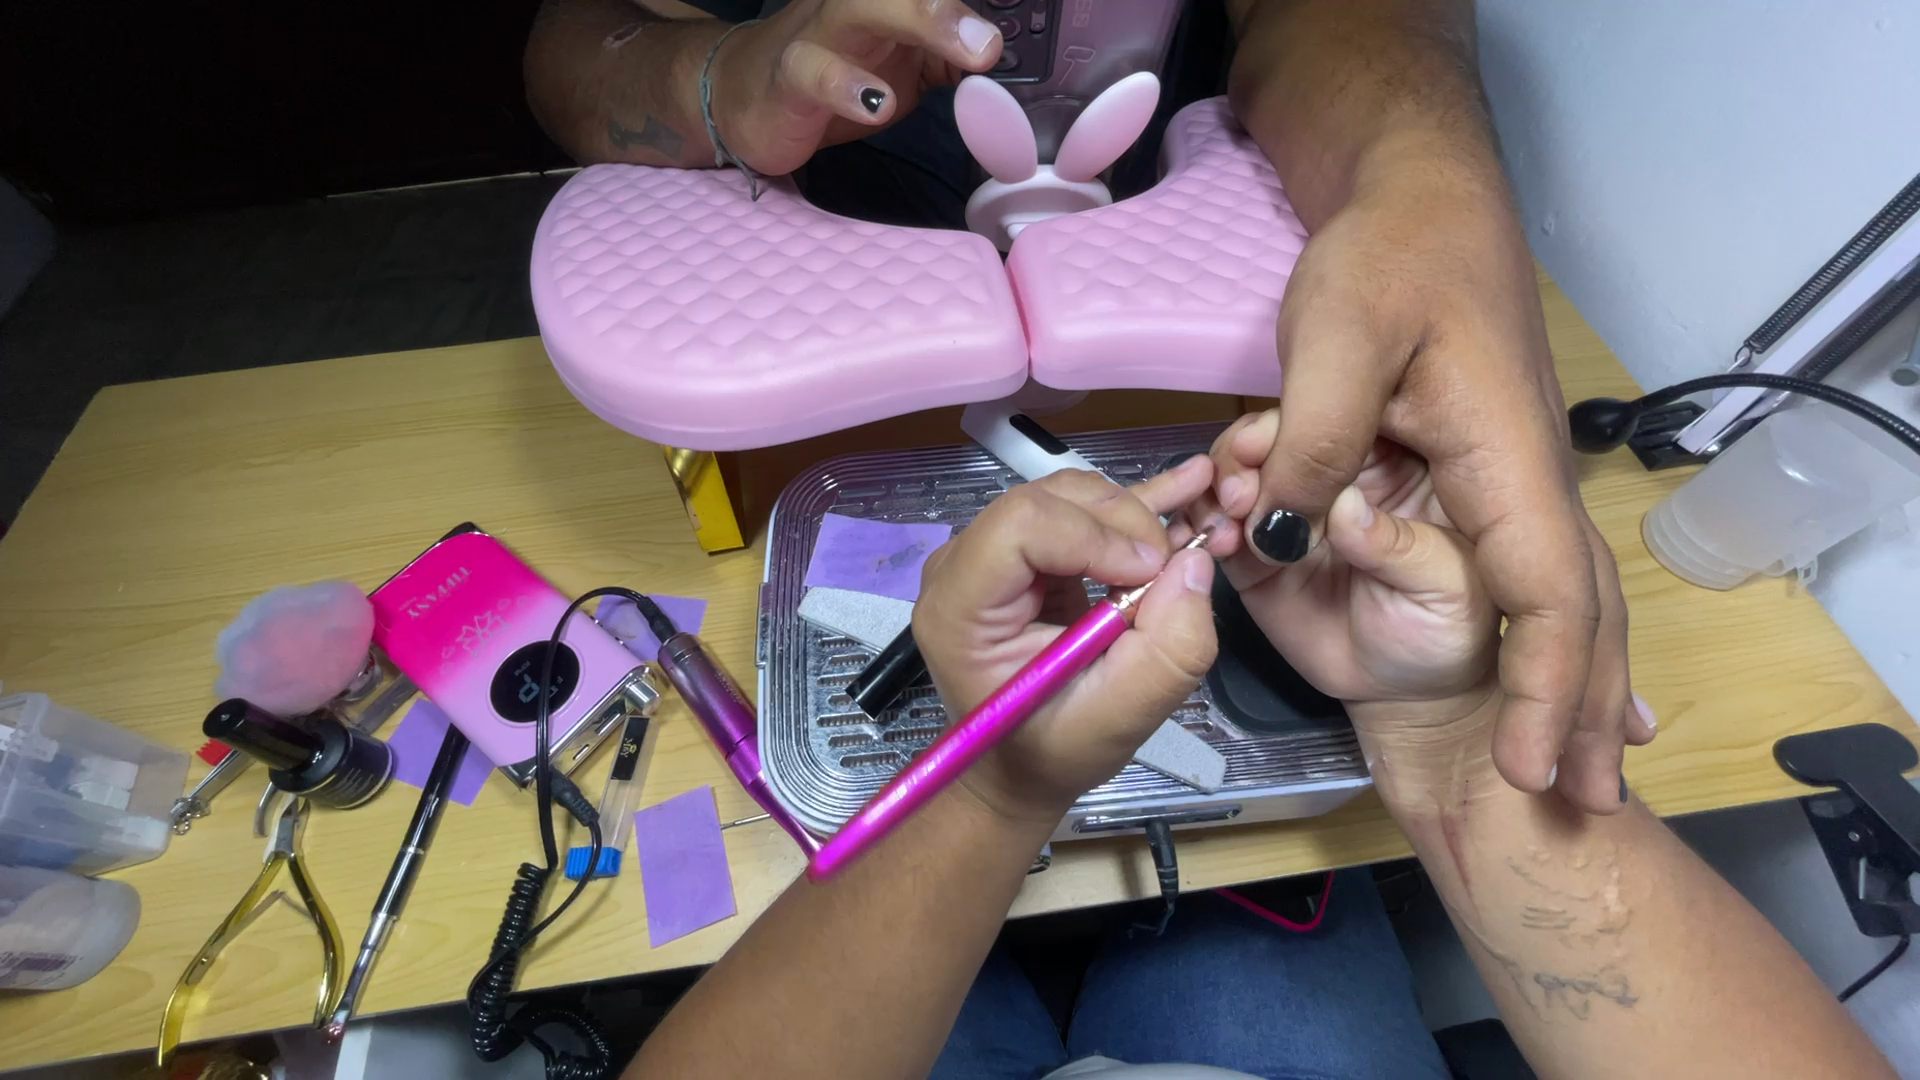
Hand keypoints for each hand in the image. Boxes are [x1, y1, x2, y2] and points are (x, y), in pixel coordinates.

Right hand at [709, 0, 1002, 175]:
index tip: (1020, 23)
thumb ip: (949, 57)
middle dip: (955, 5)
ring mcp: (819, 31)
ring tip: (973, 55)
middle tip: (1001, 38)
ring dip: (922, 21)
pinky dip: (848, 86)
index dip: (964, 8)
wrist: (749, 98)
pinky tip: (880, 104)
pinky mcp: (789, 75)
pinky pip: (814, 72)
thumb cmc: (836, 75)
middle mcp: (855, 0)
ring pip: (862, 7)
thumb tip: (1001, 59)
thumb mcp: (905, 65)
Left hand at [913, 460, 1218, 825]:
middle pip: (1046, 500)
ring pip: (1066, 495)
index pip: (1020, 524)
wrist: (1018, 763)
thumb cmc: (1051, 751)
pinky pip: (1074, 508)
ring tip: (1183, 539)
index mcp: (959, 609)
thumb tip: (1194, 560)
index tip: (1151, 573)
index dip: (1094, 535)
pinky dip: (1128, 504)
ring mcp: (985, 551)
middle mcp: (959, 566)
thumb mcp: (1118, 719)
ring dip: (1131, 515)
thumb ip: (1167, 650)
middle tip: (1169, 571)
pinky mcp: (1018, 548)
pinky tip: (1185, 483)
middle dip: (1122, 524)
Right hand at [1190, 418, 1496, 707]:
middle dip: (1248, 452)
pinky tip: (1212, 543)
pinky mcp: (1249, 552)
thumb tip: (1343, 507)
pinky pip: (1216, 526)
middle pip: (1278, 436)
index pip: (1343, 421)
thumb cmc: (1447, 631)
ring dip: (1219, 486)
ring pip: (1238, 473)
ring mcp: (1284, 513)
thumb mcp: (1448, 588)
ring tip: (1226, 522)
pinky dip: (1203, 526)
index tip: (1274, 443)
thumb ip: (1401, 546)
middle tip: (1240, 492)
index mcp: (1392, 465)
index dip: (1306, 422)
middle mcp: (1330, 477)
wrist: (1401, 692)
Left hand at [1231, 158, 1649, 812]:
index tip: (1542, 769)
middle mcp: (1517, 475)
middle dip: (1573, 705)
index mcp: (1504, 458)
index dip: (1552, 687)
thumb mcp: (1334, 353)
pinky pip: (1491, 549)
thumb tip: (1285, 536)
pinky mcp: (1459, 458)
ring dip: (1556, 673)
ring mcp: (1493, 469)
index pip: (1551, 592)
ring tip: (1561, 756)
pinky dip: (1514, 612)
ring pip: (1539, 586)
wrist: (1420, 201)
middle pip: (1571, 607)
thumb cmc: (1387, 263)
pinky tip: (1530, 655)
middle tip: (1578, 798)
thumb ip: (1313, 452)